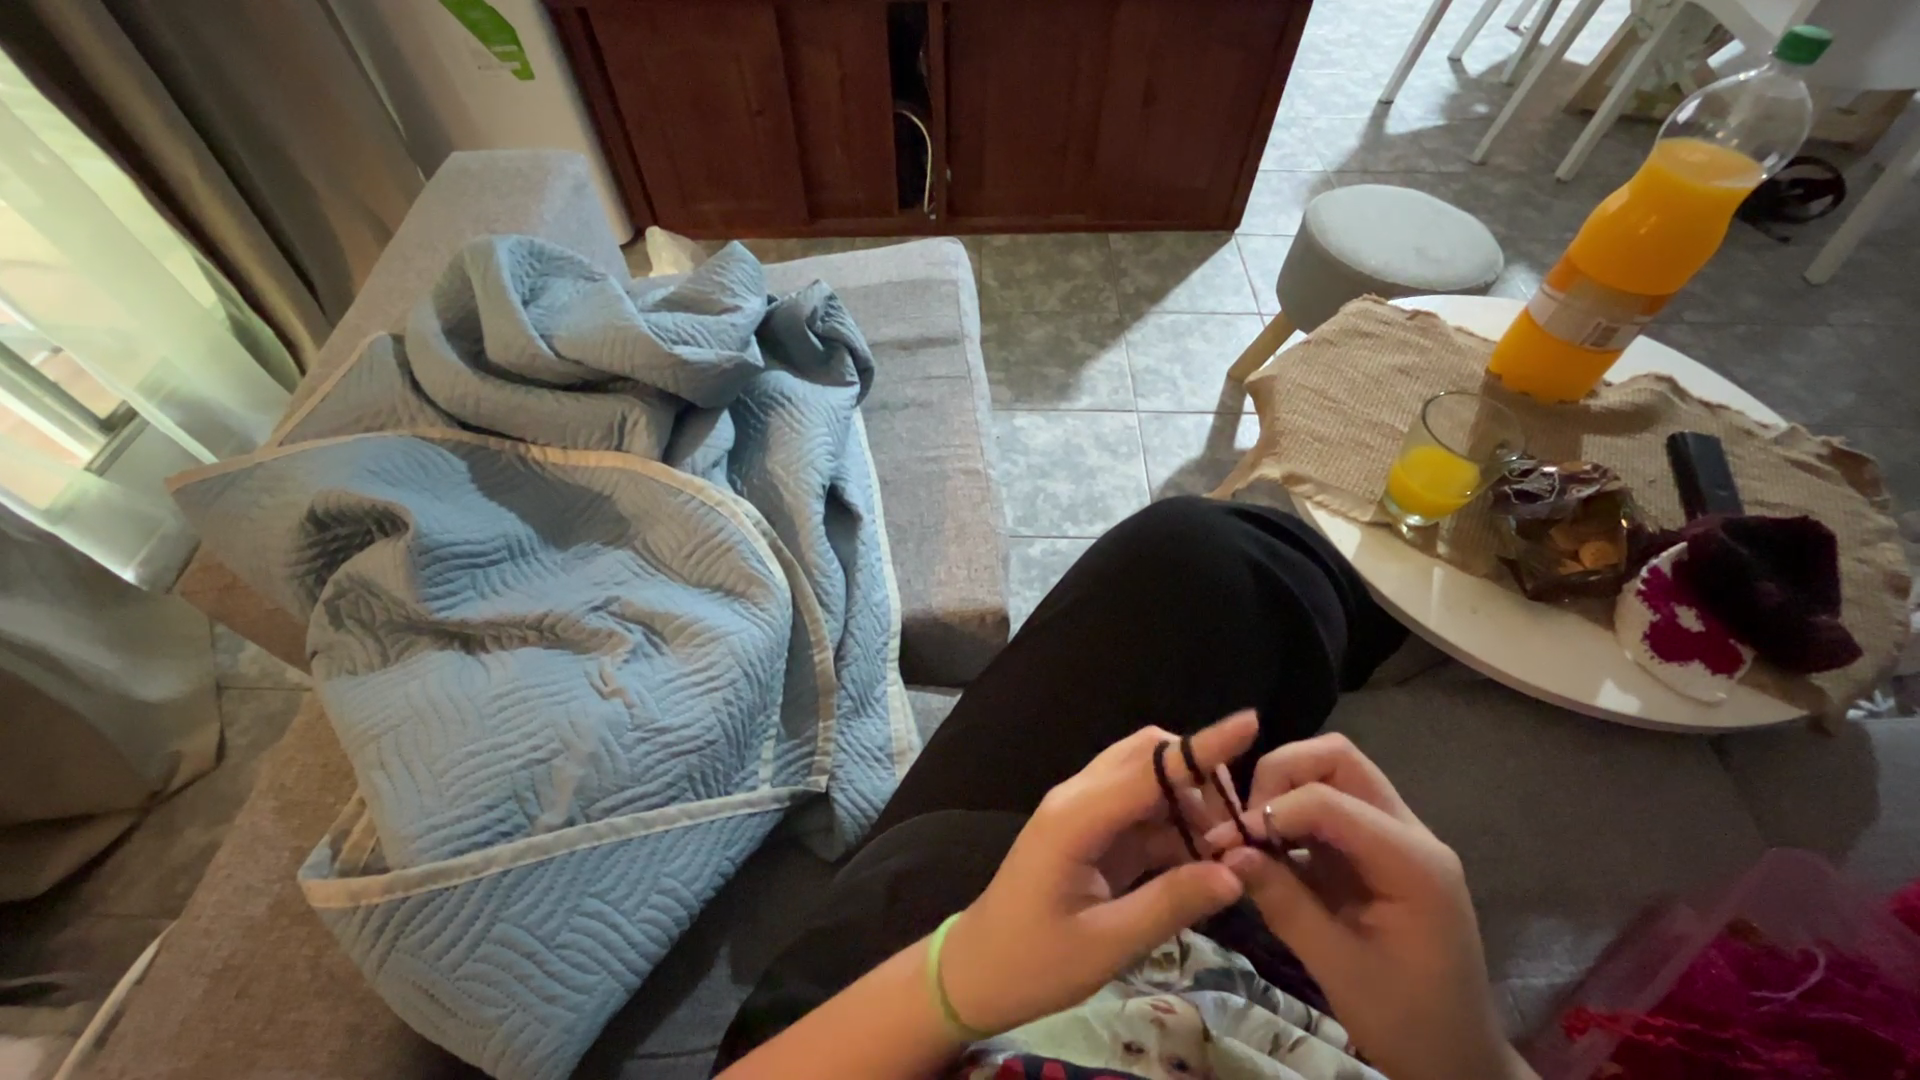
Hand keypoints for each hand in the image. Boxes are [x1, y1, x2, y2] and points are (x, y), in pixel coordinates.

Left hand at [937, 713, 1258, 1035]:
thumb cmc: (1032, 961)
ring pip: (1148, 784)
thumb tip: (1236, 872)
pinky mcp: (1090, 835)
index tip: (1250, 722)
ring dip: (1190, 806)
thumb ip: (1171, 903)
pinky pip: (1141, 815)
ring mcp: (1083, 814)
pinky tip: (1201, 865)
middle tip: (1243, 829)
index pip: (1151, 767)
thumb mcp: (1106, 944)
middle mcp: (1080, 800)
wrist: (977, 973)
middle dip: (1200, 777)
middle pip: (1148, 756)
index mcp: (1077, 816)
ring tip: (1228, 853)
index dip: (1203, 747)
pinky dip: (1175, 830)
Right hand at [1209, 734, 1530, 1079]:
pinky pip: (1332, 805)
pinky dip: (1294, 814)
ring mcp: (1398, 838)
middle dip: (1280, 775)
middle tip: (1244, 822)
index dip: (1269, 811)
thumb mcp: (1338, 968)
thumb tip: (1226, 851)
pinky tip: (1270, 849)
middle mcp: (1411, 834)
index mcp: (1413, 863)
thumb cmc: (1406, 1023)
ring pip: (1334, 772)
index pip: (1329, 801)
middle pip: (1337, 759)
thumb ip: (1282, 902)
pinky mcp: (1380, 851)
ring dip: (1285, 789)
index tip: (1223, 844)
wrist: (1459, 1061)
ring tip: (1252, 833)